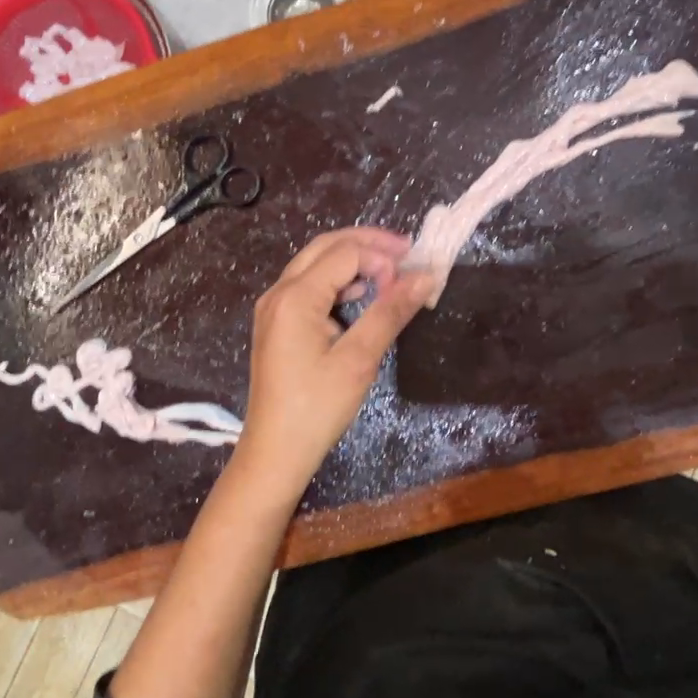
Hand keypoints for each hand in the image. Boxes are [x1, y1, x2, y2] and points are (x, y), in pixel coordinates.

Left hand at [234, 228, 434, 489]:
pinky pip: (307, 287)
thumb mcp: (359, 359)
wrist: (275, 452)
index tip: (413, 275)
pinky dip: (337, 282)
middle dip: (367, 245)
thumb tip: (425, 276)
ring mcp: (273, 309)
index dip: (382, 257)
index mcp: (295, 296)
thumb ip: (390, 312)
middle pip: (325, 248)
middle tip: (407, 253)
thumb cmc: (317, 408)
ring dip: (352, 261)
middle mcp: (278, 293)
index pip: (345, 253)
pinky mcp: (276, 325)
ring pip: (315, 265)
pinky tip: (360, 297)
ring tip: (390, 273)